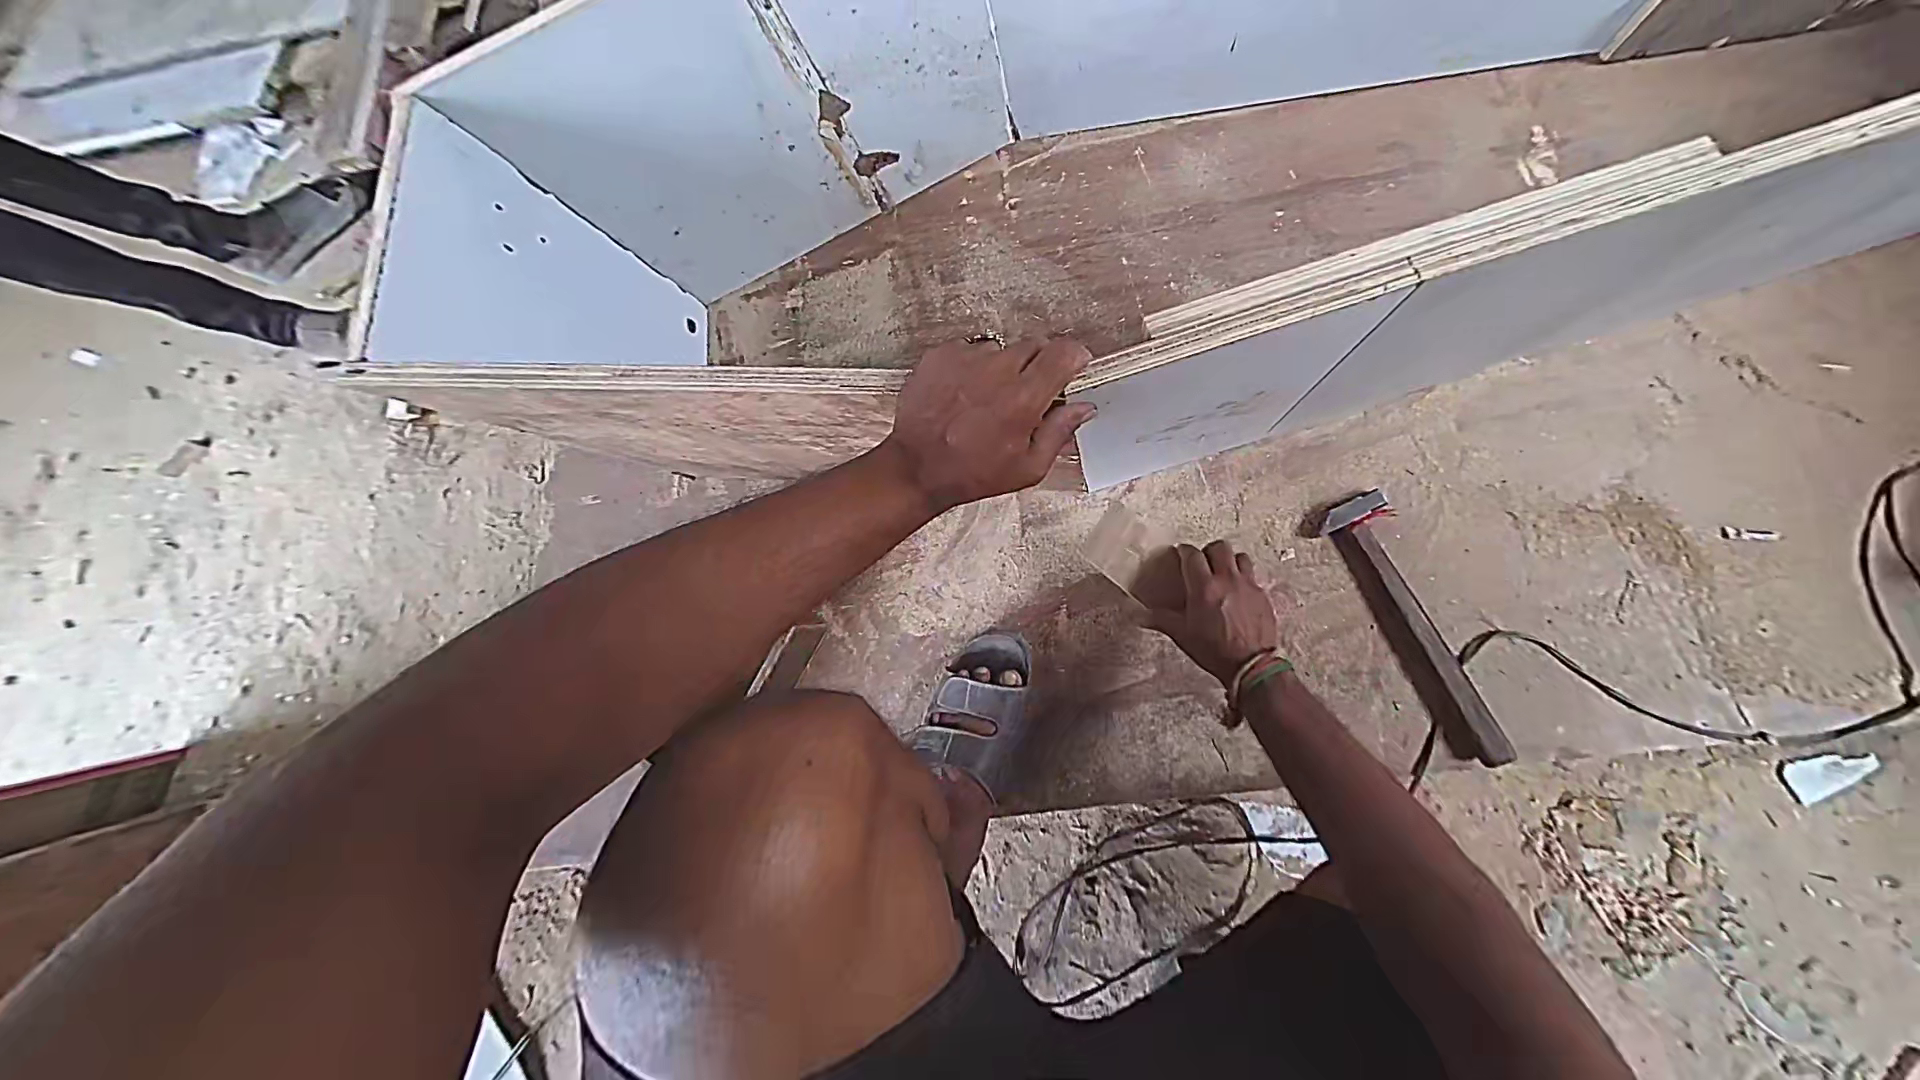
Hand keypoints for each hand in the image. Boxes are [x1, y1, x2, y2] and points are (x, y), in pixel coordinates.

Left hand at [877, 337, 1095, 511]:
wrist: (917, 467)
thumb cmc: (970, 473)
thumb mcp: (1027, 467)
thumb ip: (1059, 432)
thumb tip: (1083, 408)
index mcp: (1022, 400)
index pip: (1064, 353)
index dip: (1073, 358)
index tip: (1072, 365)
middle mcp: (996, 372)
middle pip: (1035, 345)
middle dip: (1037, 366)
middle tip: (1023, 395)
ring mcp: (966, 360)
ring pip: (1001, 349)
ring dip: (1001, 368)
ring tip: (986, 400)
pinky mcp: (942, 355)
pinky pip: (970, 350)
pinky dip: (972, 368)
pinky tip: (964, 396)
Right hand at [1143, 541, 1279, 686]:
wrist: (1251, 665)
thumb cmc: (1216, 650)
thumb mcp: (1182, 634)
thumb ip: (1160, 619)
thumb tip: (1139, 615)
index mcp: (1203, 587)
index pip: (1192, 555)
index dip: (1185, 551)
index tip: (1181, 554)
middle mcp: (1227, 580)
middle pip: (1220, 547)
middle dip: (1209, 551)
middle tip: (1203, 561)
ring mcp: (1247, 586)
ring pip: (1240, 557)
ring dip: (1230, 560)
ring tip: (1223, 571)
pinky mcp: (1262, 595)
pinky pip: (1253, 576)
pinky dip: (1244, 578)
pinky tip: (1238, 591)